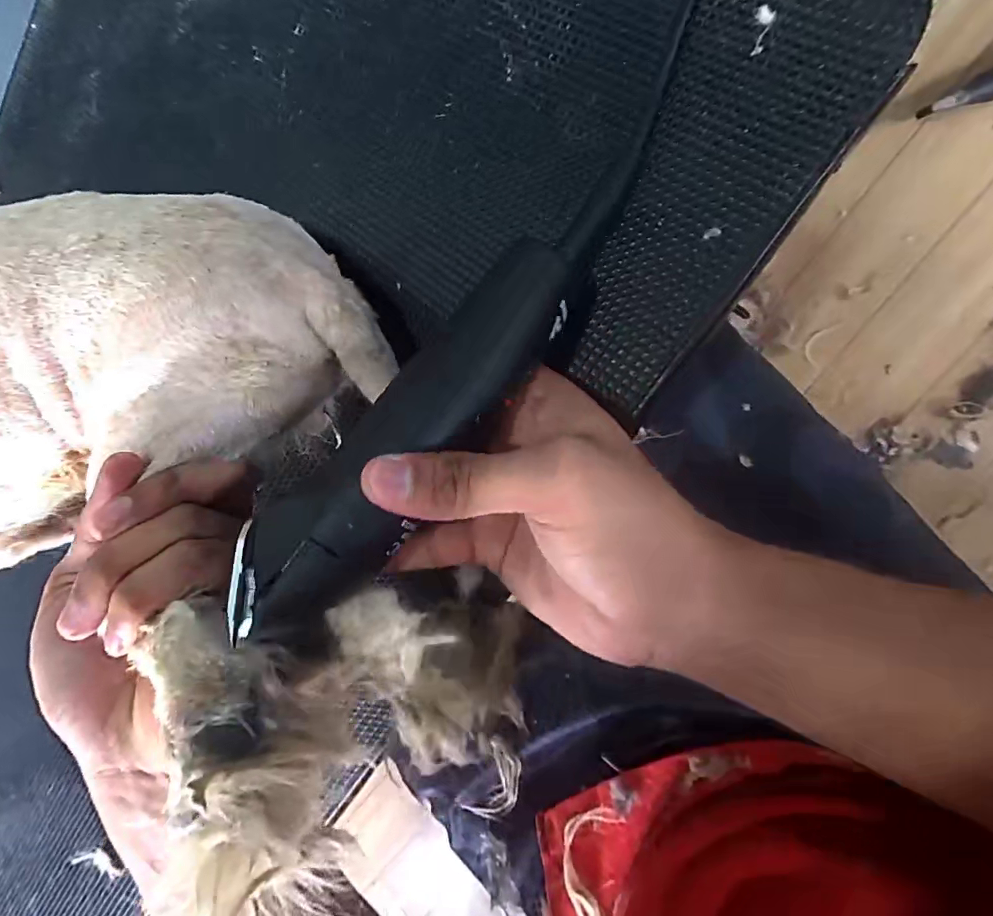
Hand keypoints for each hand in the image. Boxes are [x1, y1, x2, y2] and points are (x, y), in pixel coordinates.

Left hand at [28, 451, 251, 895]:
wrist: (117, 747)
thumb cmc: (92, 676)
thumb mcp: (72, 588)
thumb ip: (101, 528)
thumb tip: (126, 460)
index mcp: (188, 537)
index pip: (201, 481)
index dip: (157, 487)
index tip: (104, 520)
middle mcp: (229, 548)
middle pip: (183, 512)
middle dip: (116, 558)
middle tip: (81, 620)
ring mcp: (248, 579)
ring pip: (194, 540)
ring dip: (126, 587)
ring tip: (108, 638)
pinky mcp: (258, 608)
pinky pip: (214, 574)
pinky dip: (152, 598)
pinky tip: (134, 640)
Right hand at [358, 367, 737, 670]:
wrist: (667, 609)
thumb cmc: (624, 521)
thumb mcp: (550, 482)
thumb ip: (464, 478)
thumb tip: (374, 475)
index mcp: (534, 404)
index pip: (465, 384)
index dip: (415, 391)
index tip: (353, 398)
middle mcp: (511, 442)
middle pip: (441, 439)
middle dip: (393, 451)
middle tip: (325, 455)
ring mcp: (499, 496)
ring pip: (435, 492)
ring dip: (393, 503)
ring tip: (330, 506)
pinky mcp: (492, 544)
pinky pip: (439, 539)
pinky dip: (406, 547)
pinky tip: (361, 553)